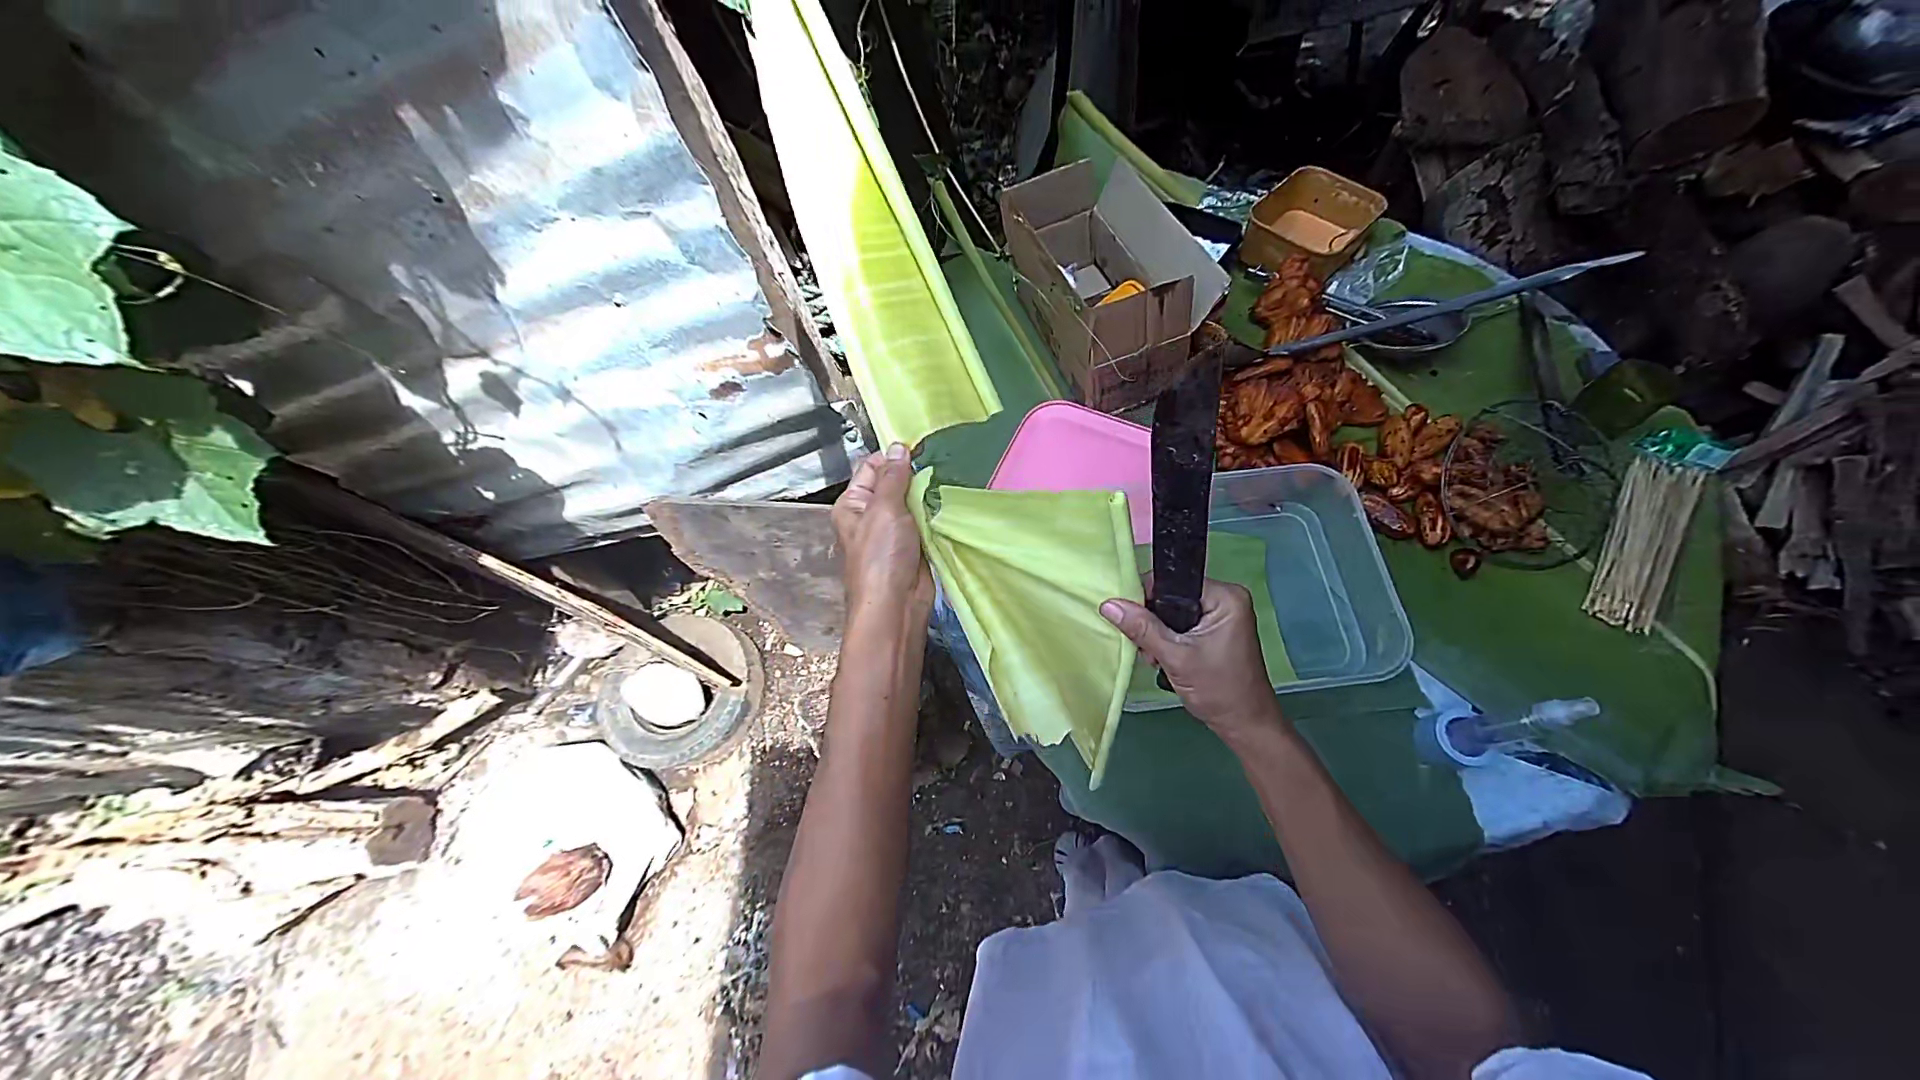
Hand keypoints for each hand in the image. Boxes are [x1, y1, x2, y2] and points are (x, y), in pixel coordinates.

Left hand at [833, 443, 932, 616]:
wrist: (896, 605)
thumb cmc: (880, 557)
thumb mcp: (884, 509)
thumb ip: (893, 477)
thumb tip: (898, 448)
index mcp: (854, 504)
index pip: (872, 467)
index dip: (893, 456)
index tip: (919, 447)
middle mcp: (872, 516)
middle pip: (895, 483)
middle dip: (915, 475)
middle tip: (940, 462)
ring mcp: (894, 531)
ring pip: (914, 502)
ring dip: (929, 494)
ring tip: (949, 479)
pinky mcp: (915, 545)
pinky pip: (927, 521)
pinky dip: (937, 513)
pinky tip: (951, 502)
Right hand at [1099, 578, 1288, 746]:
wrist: (1244, 724)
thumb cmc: (1218, 690)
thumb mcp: (1175, 657)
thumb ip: (1142, 628)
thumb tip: (1109, 604)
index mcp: (1224, 596)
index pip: (1171, 582)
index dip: (1145, 597)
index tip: (1130, 620)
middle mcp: (1225, 598)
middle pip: (1170, 596)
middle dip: (1151, 620)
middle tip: (1145, 648)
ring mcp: (1221, 615)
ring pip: (1172, 611)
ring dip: (1157, 633)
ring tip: (1155, 657)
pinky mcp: (1215, 630)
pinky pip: (1181, 623)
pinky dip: (1168, 639)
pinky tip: (1163, 657)